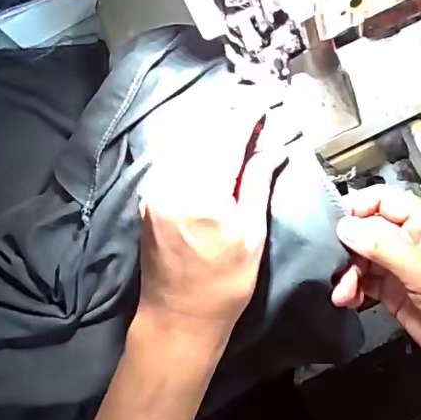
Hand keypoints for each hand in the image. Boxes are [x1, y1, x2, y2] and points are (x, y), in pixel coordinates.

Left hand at [132, 107, 284, 375]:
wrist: (176, 318)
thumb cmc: (222, 286)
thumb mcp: (252, 236)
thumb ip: (257, 183)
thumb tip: (272, 147)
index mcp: (202, 196)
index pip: (226, 137)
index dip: (247, 114)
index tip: (264, 101)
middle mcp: (171, 185)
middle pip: (201, 131)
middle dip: (229, 114)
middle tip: (254, 108)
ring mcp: (154, 189)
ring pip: (183, 139)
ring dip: (210, 125)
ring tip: (237, 122)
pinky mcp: (148, 196)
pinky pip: (172, 156)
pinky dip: (193, 143)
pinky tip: (211, 143)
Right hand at [331, 186, 420, 378]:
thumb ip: (379, 245)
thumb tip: (343, 226)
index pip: (381, 200)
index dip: (357, 209)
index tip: (335, 228)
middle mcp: (410, 239)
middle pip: (366, 230)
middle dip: (348, 248)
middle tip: (335, 267)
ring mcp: (402, 266)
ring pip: (361, 259)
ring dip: (347, 273)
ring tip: (342, 294)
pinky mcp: (395, 293)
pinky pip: (365, 283)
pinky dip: (353, 289)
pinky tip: (347, 300)